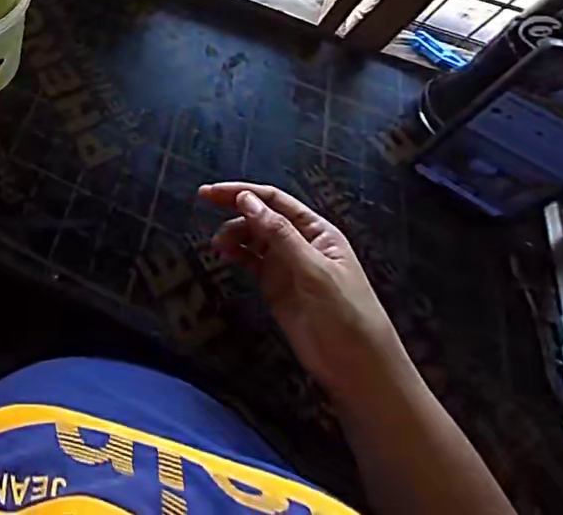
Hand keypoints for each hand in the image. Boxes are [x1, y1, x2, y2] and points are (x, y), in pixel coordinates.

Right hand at [199, 182, 410, 400]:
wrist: (359, 371)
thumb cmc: (348, 315)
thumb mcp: (315, 271)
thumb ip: (280, 234)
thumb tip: (247, 200)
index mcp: (316, 231)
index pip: (275, 200)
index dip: (244, 192)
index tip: (214, 191)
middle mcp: (300, 242)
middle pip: (261, 214)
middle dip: (233, 205)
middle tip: (204, 199)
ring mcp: (287, 264)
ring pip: (252, 236)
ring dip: (233, 233)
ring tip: (218, 244)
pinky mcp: (276, 286)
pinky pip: (251, 260)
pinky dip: (236, 253)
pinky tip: (225, 254)